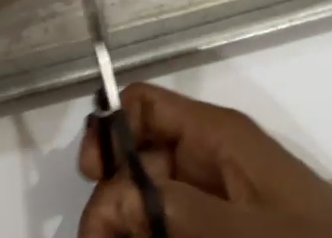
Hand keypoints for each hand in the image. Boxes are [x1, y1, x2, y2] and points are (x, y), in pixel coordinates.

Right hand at [77, 84, 331, 237]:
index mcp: (217, 136)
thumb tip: (108, 199)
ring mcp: (219, 203)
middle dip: (112, 199)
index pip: (143, 105)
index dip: (109, 131)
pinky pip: (173, 231)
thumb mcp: (244, 231)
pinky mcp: (224, 234)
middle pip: (137, 162)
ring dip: (128, 227)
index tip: (87, 175)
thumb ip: (171, 210)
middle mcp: (211, 160)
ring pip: (151, 204)